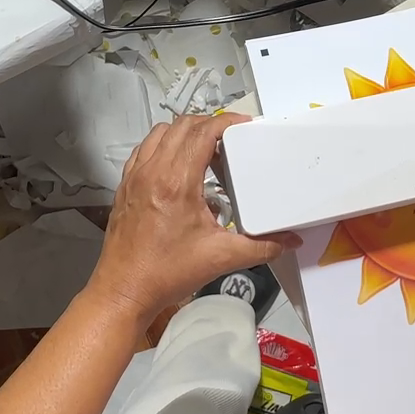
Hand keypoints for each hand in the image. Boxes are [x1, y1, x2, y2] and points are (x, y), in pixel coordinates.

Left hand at [87, 114, 299, 324]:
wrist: (124, 291)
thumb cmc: (167, 273)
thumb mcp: (221, 258)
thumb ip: (261, 247)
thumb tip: (290, 241)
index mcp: (177, 182)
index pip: (202, 133)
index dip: (225, 122)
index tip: (242, 124)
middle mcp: (153, 171)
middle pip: (181, 126)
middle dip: (207, 124)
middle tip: (228, 139)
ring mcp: (135, 177)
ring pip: (159, 133)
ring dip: (183, 133)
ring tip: (204, 150)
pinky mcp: (125, 186)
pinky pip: (143, 150)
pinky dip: (162, 146)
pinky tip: (176, 166)